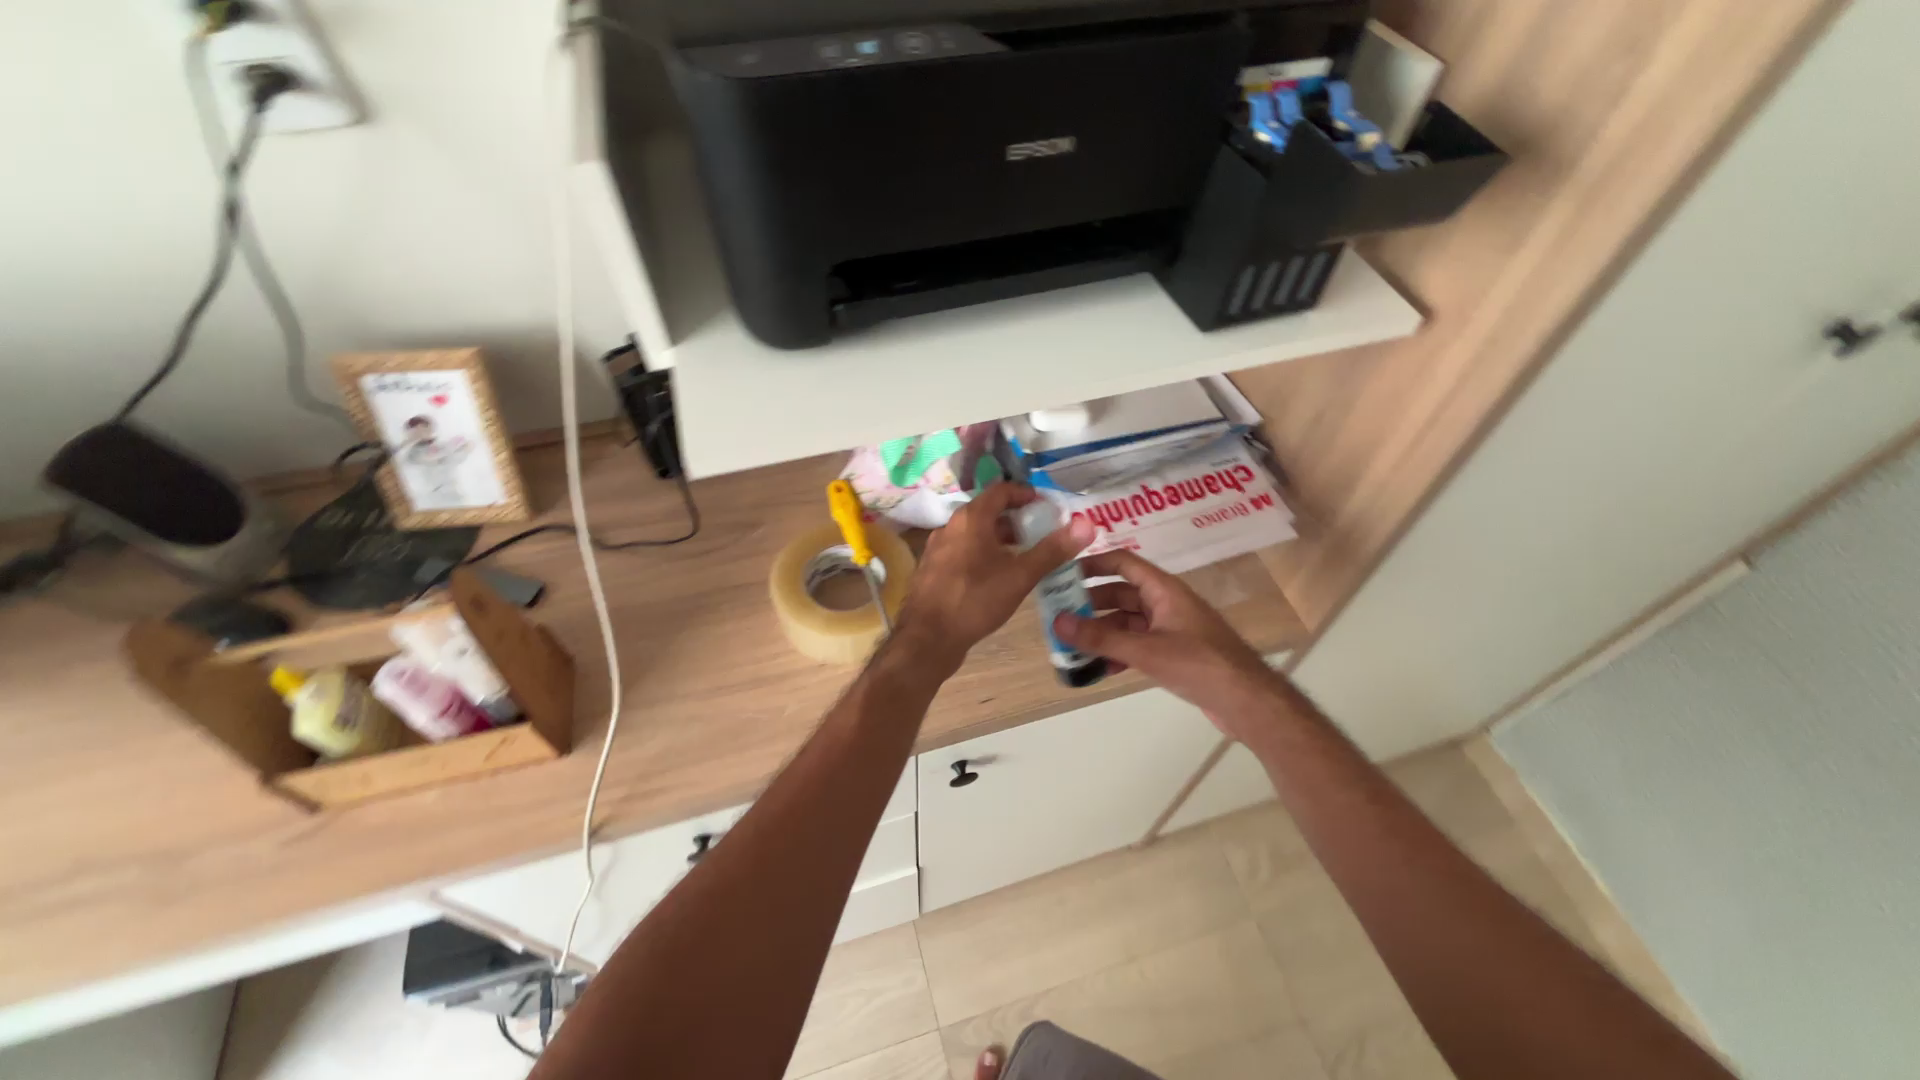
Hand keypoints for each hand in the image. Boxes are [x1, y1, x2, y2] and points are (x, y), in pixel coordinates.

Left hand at [894, 483, 1096, 669]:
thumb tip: (1085, 525)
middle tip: (1039, 534)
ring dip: (998, 539)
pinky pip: (962, 552)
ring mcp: (937, 549)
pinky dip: (982, 555)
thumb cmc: (975, 600)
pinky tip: (995, 578)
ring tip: (1021, 557)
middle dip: (1014, 520)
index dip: (1024, 494)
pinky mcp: (933, 570)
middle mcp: (950, 527)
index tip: (1045, 506)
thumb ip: (1052, 550)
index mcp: (970, 519)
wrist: (927, 638)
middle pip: (986, 512)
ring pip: (973, 534)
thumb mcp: (1019, 576)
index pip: (1000, 491)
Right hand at [1053, 549, 1286, 739]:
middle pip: (1121, 593)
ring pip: (1128, 621)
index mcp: (1164, 589)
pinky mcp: (1175, 652)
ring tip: (1074, 646)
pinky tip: (1103, 668)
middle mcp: (1167, 602)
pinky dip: (1120, 651)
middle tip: (1059, 615)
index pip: (1122, 562)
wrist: (1246, 700)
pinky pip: (1139, 643)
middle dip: (1090, 604)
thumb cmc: (1198, 664)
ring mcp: (1172, 627)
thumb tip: (1057, 622)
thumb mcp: (1145, 651)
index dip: (1092, 563)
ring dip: (1103, 632)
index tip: (1062, 573)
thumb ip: (1101, 638)